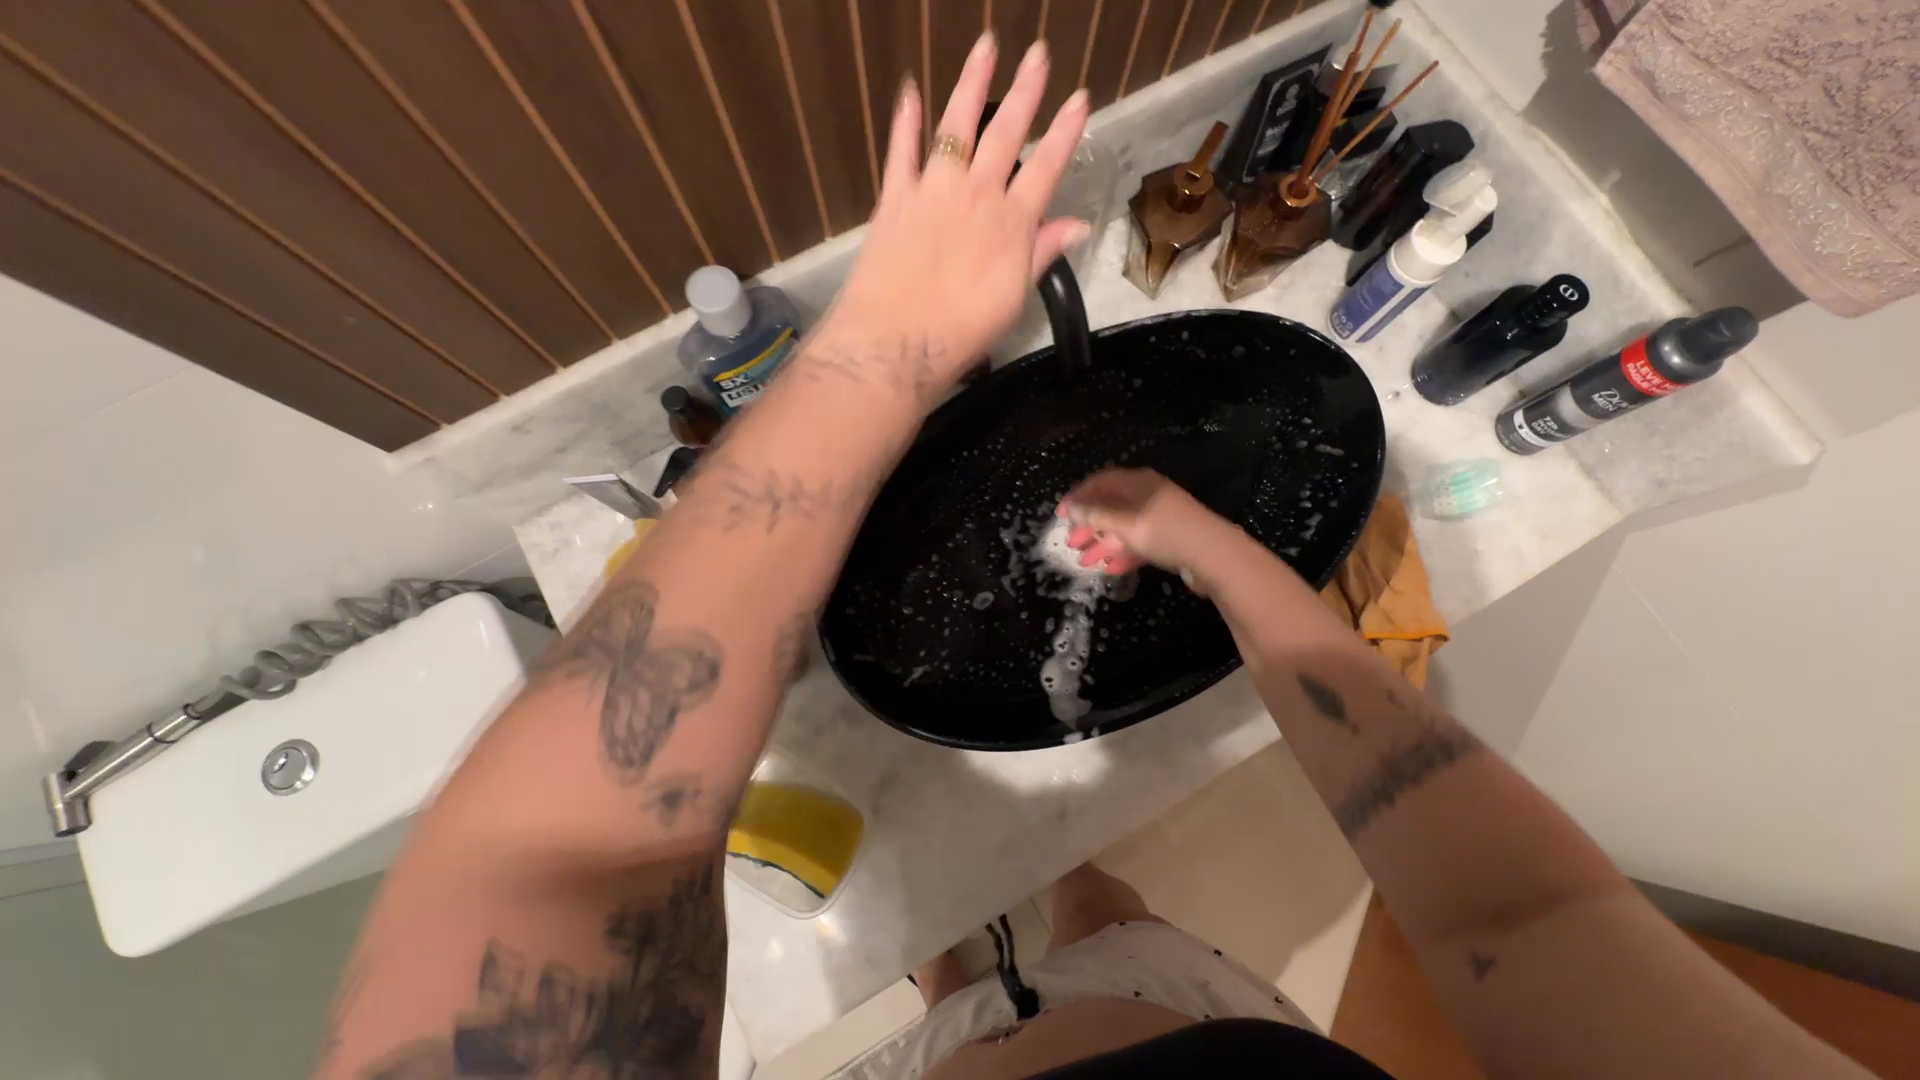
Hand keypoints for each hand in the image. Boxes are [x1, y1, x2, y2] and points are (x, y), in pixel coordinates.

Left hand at [824, 32, 1090, 387]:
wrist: (897, 342)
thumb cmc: (962, 331)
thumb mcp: (1013, 298)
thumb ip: (1041, 253)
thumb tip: (1078, 225)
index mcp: (1012, 223)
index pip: (1047, 168)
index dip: (1065, 133)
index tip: (1079, 99)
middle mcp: (977, 195)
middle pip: (1006, 135)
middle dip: (1025, 92)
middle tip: (1038, 54)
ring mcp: (933, 192)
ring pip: (956, 127)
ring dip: (972, 85)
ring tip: (986, 47)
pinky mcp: (894, 199)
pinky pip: (901, 151)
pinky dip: (905, 120)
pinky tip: (910, 89)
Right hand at [1058, 469, 1223, 577]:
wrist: (1213, 555)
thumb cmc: (1165, 531)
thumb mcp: (1125, 523)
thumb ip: (1096, 516)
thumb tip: (1071, 508)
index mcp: (1137, 483)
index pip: (1100, 482)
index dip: (1077, 497)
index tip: (1060, 515)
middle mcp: (1147, 496)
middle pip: (1110, 506)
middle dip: (1088, 525)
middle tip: (1071, 543)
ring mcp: (1159, 518)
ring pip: (1123, 528)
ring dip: (1103, 544)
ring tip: (1084, 562)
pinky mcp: (1169, 540)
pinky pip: (1139, 544)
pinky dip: (1123, 554)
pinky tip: (1110, 568)